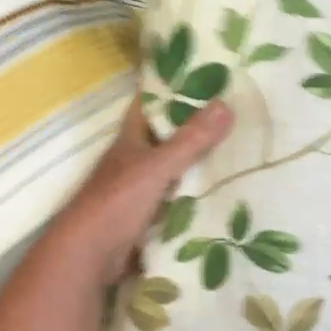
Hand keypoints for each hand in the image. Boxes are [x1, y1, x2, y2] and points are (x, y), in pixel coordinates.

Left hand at [47, 96, 234, 285]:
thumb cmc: (116, 203)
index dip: (173, 87)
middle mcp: (133, 161)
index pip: (150, 103)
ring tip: (242, 153)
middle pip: (167, 137)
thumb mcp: (156, 167)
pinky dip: (195, 198)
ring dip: (199, 166)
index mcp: (130, 140)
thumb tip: (226, 103)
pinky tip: (223, 196)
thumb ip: (190, 140)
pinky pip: (177, 202)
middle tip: (238, 116)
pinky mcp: (146, 219)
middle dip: (197, 128)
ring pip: (174, 171)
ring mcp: (138, 191)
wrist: (88, 256)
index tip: (207, 74)